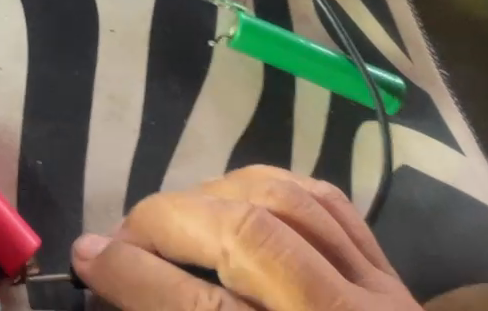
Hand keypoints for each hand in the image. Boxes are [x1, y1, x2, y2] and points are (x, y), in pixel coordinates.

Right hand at [72, 166, 416, 310]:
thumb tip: (118, 287)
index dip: (133, 277)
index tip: (85, 258)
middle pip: (248, 237)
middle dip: (163, 223)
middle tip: (118, 238)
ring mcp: (388, 304)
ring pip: (291, 204)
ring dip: (212, 195)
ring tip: (171, 218)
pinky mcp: (403, 287)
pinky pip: (332, 206)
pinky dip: (272, 188)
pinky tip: (236, 199)